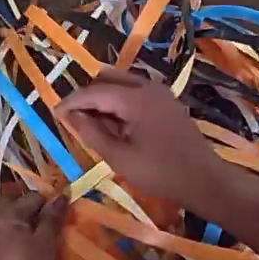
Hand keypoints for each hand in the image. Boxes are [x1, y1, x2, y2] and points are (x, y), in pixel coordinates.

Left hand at [0, 185, 66, 259]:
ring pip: (6, 216)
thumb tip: (61, 194)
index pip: (32, 197)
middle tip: (49, 220)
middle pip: (13, 201)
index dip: (49, 202)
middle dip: (30, 206)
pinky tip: (25, 244)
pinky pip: (1, 230)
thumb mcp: (46, 242)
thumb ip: (52, 218)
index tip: (62, 214)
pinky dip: (14, 231)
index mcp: (9, 212)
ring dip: (21, 218)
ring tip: (39, 232)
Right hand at [58, 69, 231, 205]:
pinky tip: (116, 126)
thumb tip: (70, 116)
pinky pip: (134, 92)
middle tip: (76, 121)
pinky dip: (119, 102)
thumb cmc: (160, 173)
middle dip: (88, 96)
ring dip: (103, 98)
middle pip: (106, 78)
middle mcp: (148, 86)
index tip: (54, 114)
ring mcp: (160, 92)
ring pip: (121, 82)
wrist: (204, 181)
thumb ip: (92, 133)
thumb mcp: (119, 158)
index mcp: (135, 98)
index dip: (71, 102)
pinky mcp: (166, 102)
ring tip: (95, 126)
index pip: (93, 91)